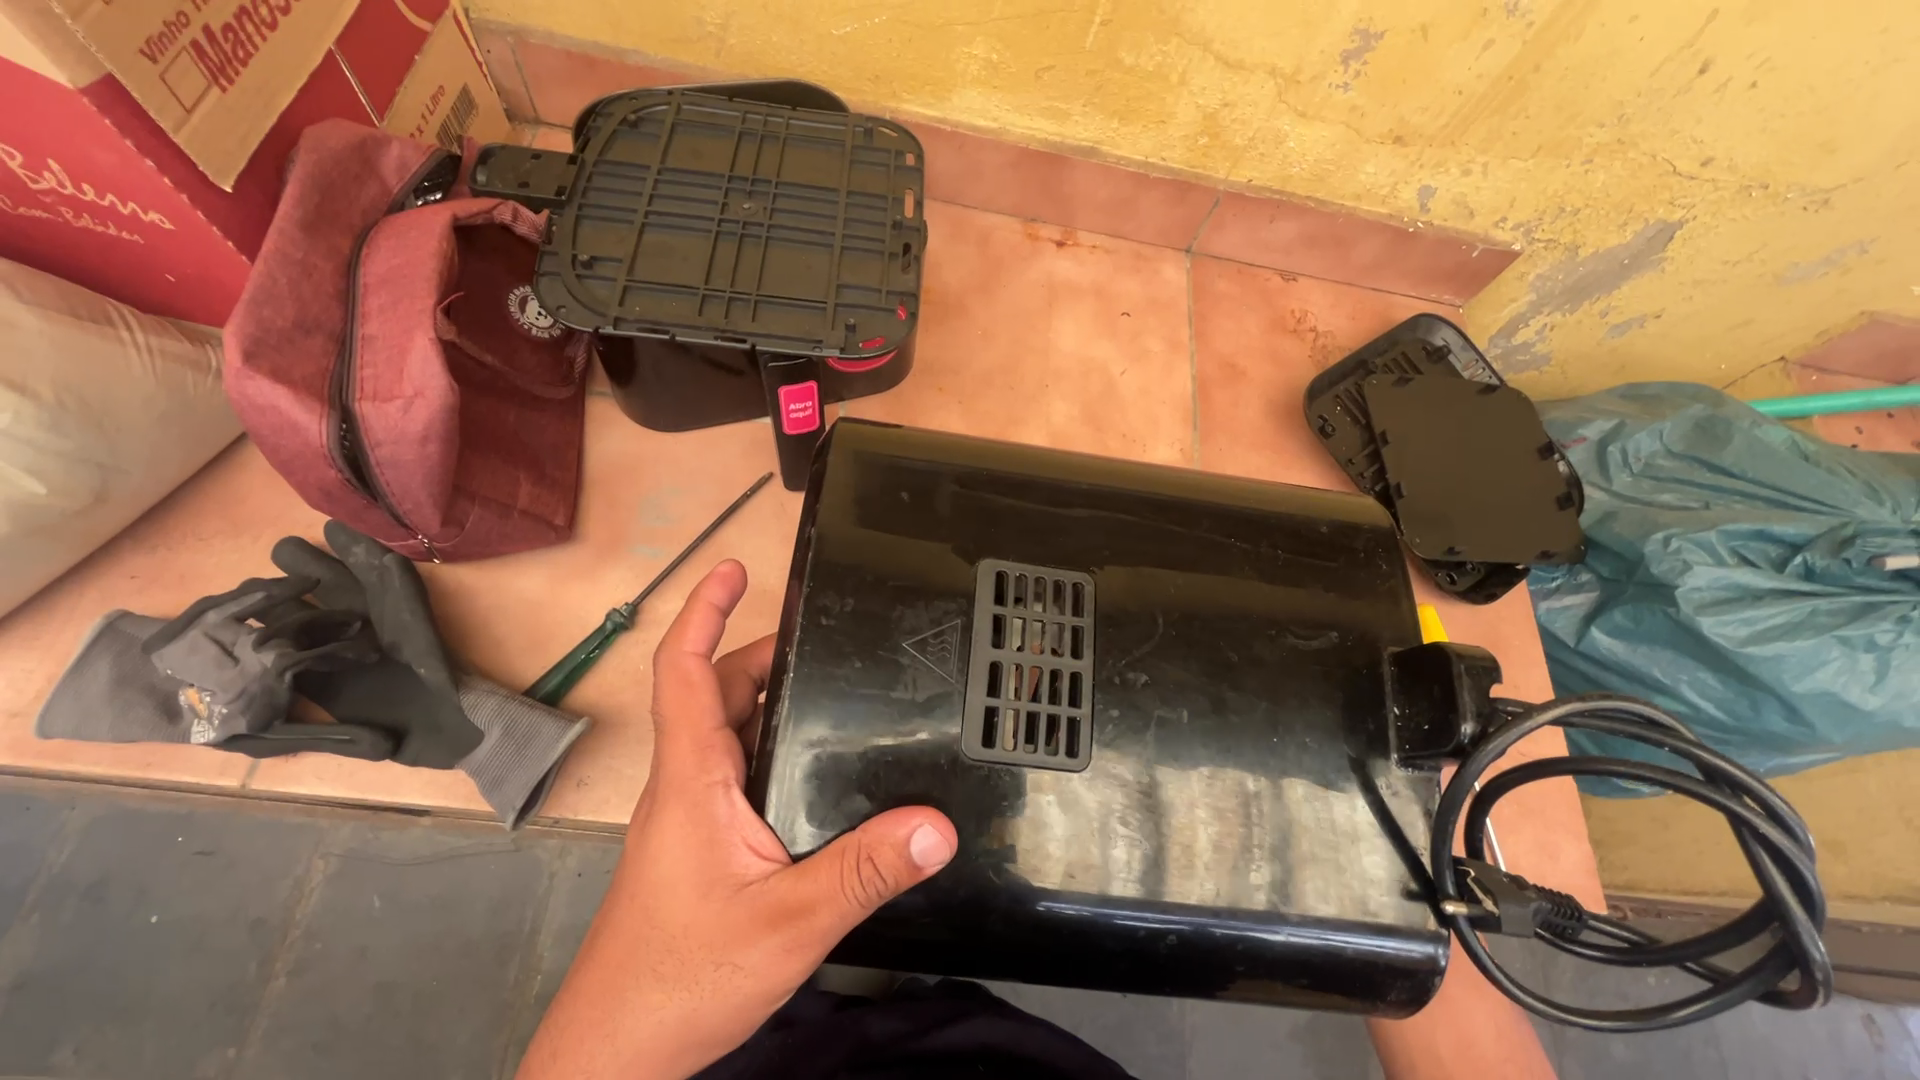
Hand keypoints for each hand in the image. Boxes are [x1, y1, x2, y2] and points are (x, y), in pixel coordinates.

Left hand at [516, 561, 957, 1079]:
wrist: (616, 1056)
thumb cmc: (680, 980)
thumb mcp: (788, 922)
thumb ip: (864, 871)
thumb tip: (936, 826)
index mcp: (692, 780)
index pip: (686, 671)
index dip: (704, 612)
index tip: (731, 568)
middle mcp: (685, 788)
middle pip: (716, 693)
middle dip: (763, 653)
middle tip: (825, 640)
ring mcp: (688, 821)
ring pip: (727, 736)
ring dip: (767, 702)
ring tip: (830, 694)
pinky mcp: (700, 851)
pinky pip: (736, 778)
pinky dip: (771, 751)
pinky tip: (813, 776)